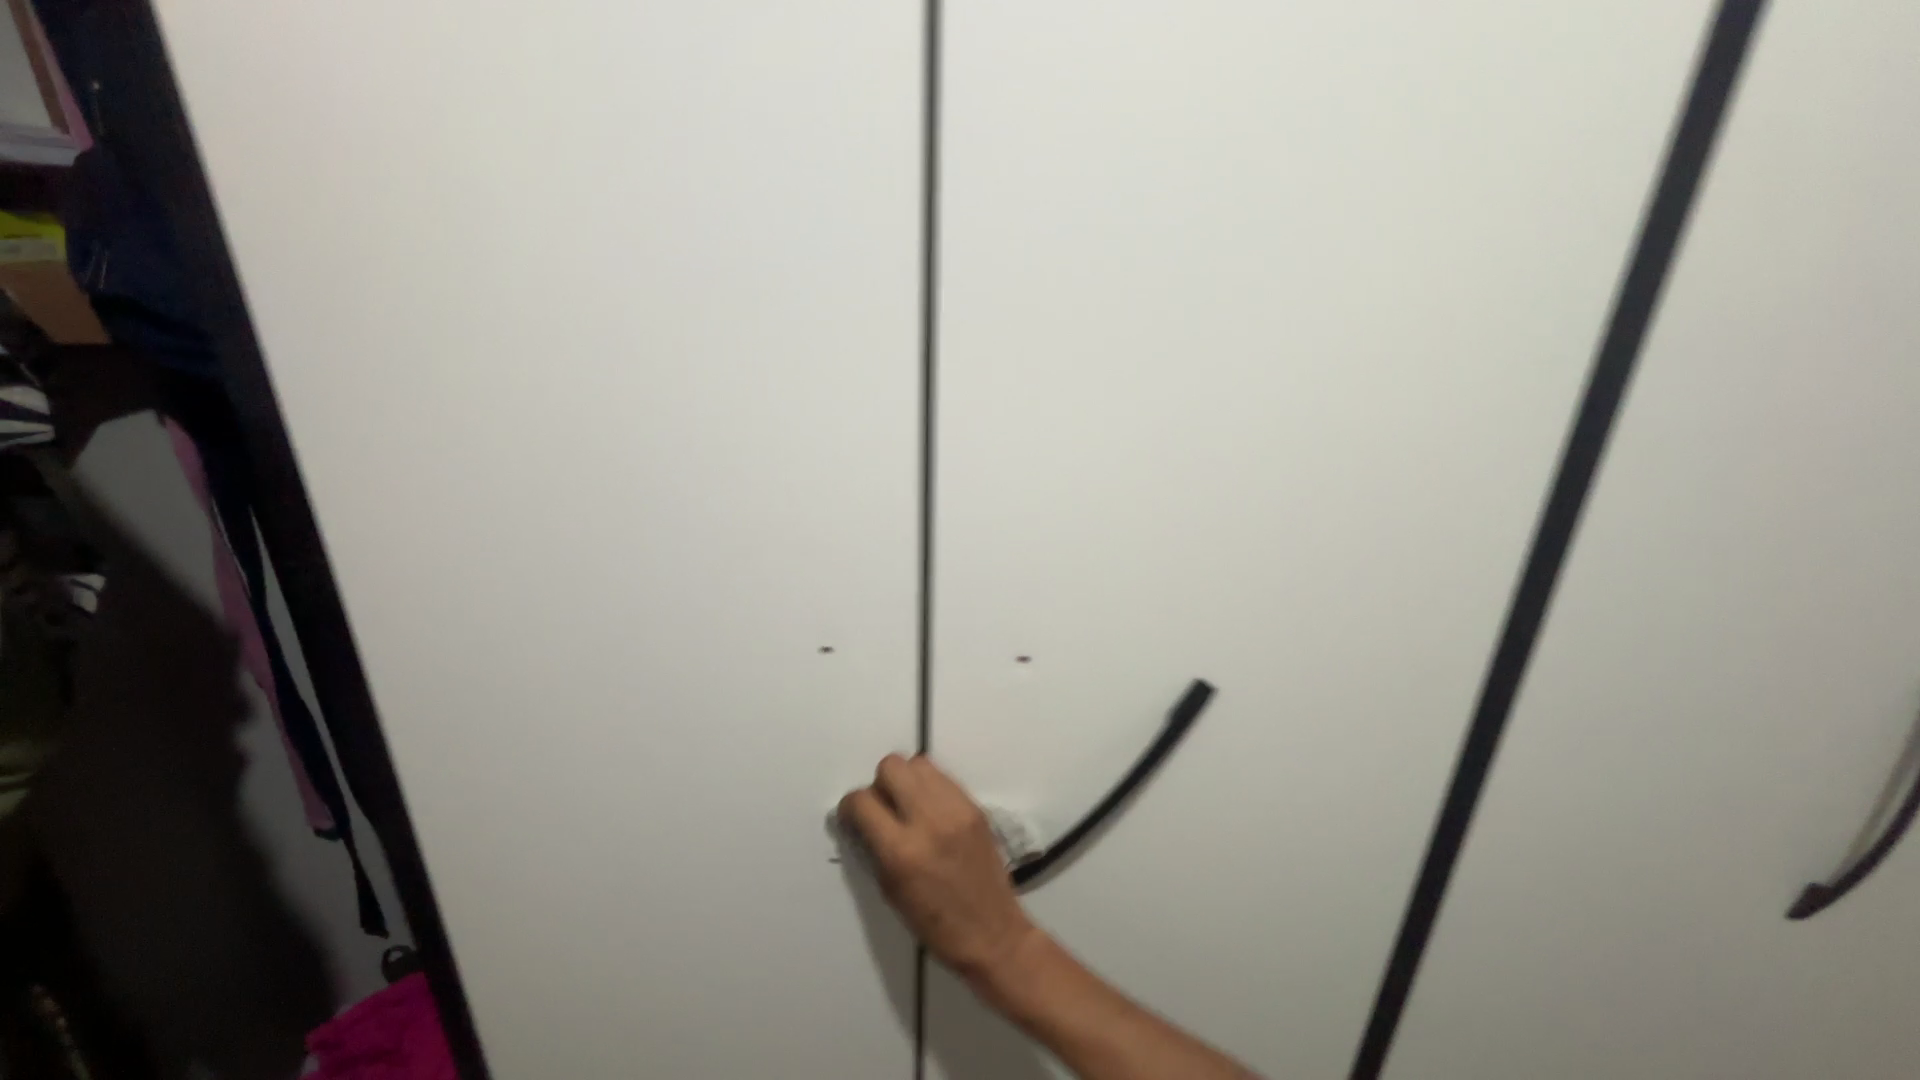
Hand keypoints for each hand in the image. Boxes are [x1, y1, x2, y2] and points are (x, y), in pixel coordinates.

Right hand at [839, 754, 1040, 986]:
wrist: (991, 932)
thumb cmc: (934, 925)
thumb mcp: (890, 891)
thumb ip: (873, 848)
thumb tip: (860, 820)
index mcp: (901, 851)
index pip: (862, 801)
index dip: (850, 806)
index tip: (853, 816)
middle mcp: (928, 820)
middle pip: (891, 766)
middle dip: (879, 784)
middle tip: (884, 808)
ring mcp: (956, 809)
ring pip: (919, 763)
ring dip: (906, 779)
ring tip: (909, 806)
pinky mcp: (974, 807)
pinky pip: (943, 778)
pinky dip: (930, 787)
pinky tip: (932, 812)